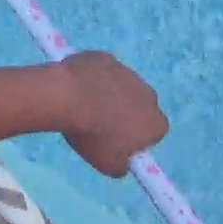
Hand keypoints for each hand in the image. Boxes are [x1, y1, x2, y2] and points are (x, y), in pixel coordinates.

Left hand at [57, 52, 168, 177]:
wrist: (66, 97)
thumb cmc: (92, 135)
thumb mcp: (108, 165)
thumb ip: (121, 165)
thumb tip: (122, 162)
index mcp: (156, 122)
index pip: (152, 133)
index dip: (133, 137)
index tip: (112, 140)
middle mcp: (149, 95)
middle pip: (138, 106)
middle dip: (122, 112)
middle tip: (95, 121)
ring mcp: (127, 72)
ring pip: (118, 85)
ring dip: (105, 92)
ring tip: (79, 103)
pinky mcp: (105, 57)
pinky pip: (99, 70)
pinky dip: (90, 76)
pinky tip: (74, 85)